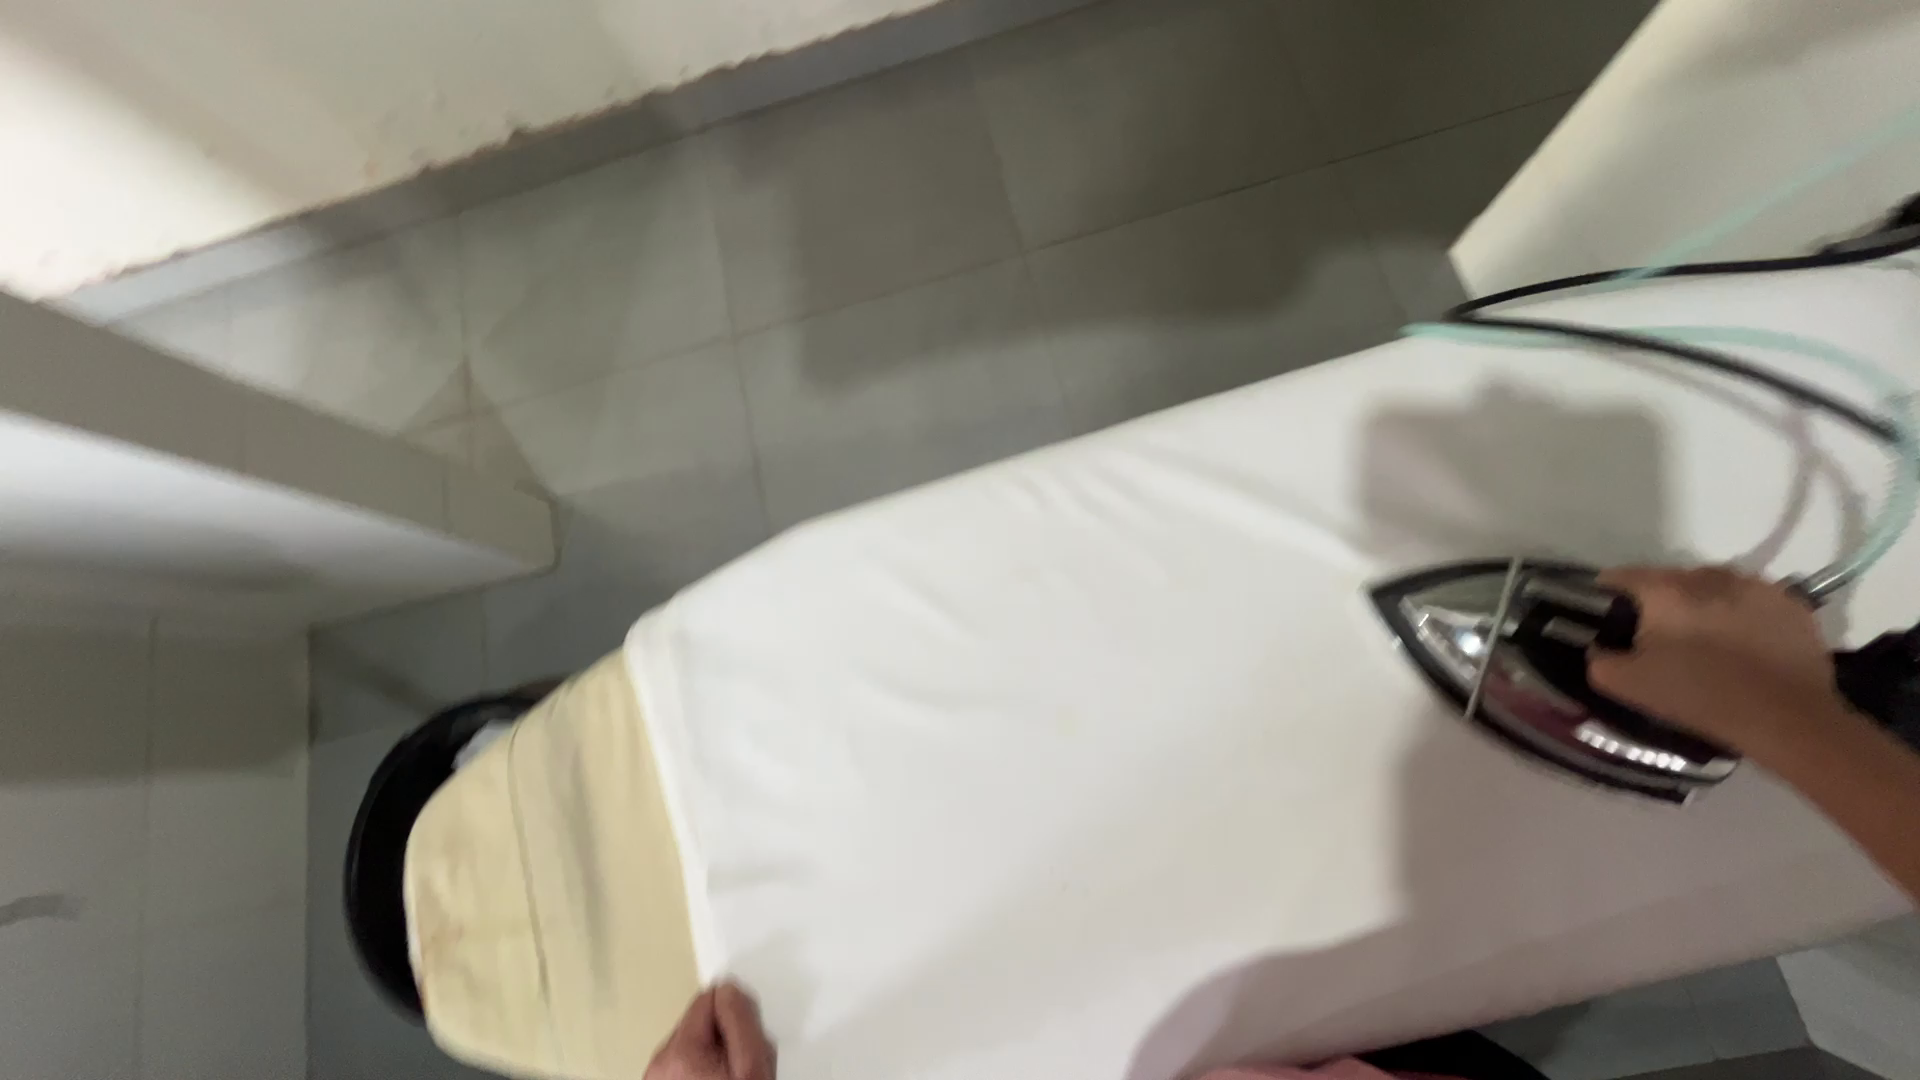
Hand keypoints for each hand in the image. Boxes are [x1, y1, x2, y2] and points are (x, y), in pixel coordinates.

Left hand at [646, 981, 775, 1079]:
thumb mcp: (752, 1065)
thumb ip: (741, 1018)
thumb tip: (729, 988)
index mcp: (679, 1052)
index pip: (710, 997)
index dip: (735, 1013)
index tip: (746, 1038)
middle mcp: (658, 1064)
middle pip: (700, 1021)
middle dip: (724, 1035)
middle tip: (740, 1066)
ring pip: (694, 1043)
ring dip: (714, 1054)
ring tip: (729, 1079)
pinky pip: (685, 1065)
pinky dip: (701, 1071)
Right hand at [1587, 566, 1854, 760]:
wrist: (1785, 718)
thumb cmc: (1696, 694)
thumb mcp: (1624, 683)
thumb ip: (1599, 658)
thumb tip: (1600, 647)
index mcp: (1664, 591)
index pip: (1624, 575)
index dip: (1609, 589)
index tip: (1605, 607)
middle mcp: (1710, 579)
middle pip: (1672, 576)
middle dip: (1660, 594)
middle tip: (1657, 624)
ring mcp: (1757, 589)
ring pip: (1716, 582)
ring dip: (1703, 597)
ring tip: (1703, 627)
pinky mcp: (1793, 607)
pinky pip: (1754, 597)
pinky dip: (1740, 609)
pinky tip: (1740, 636)